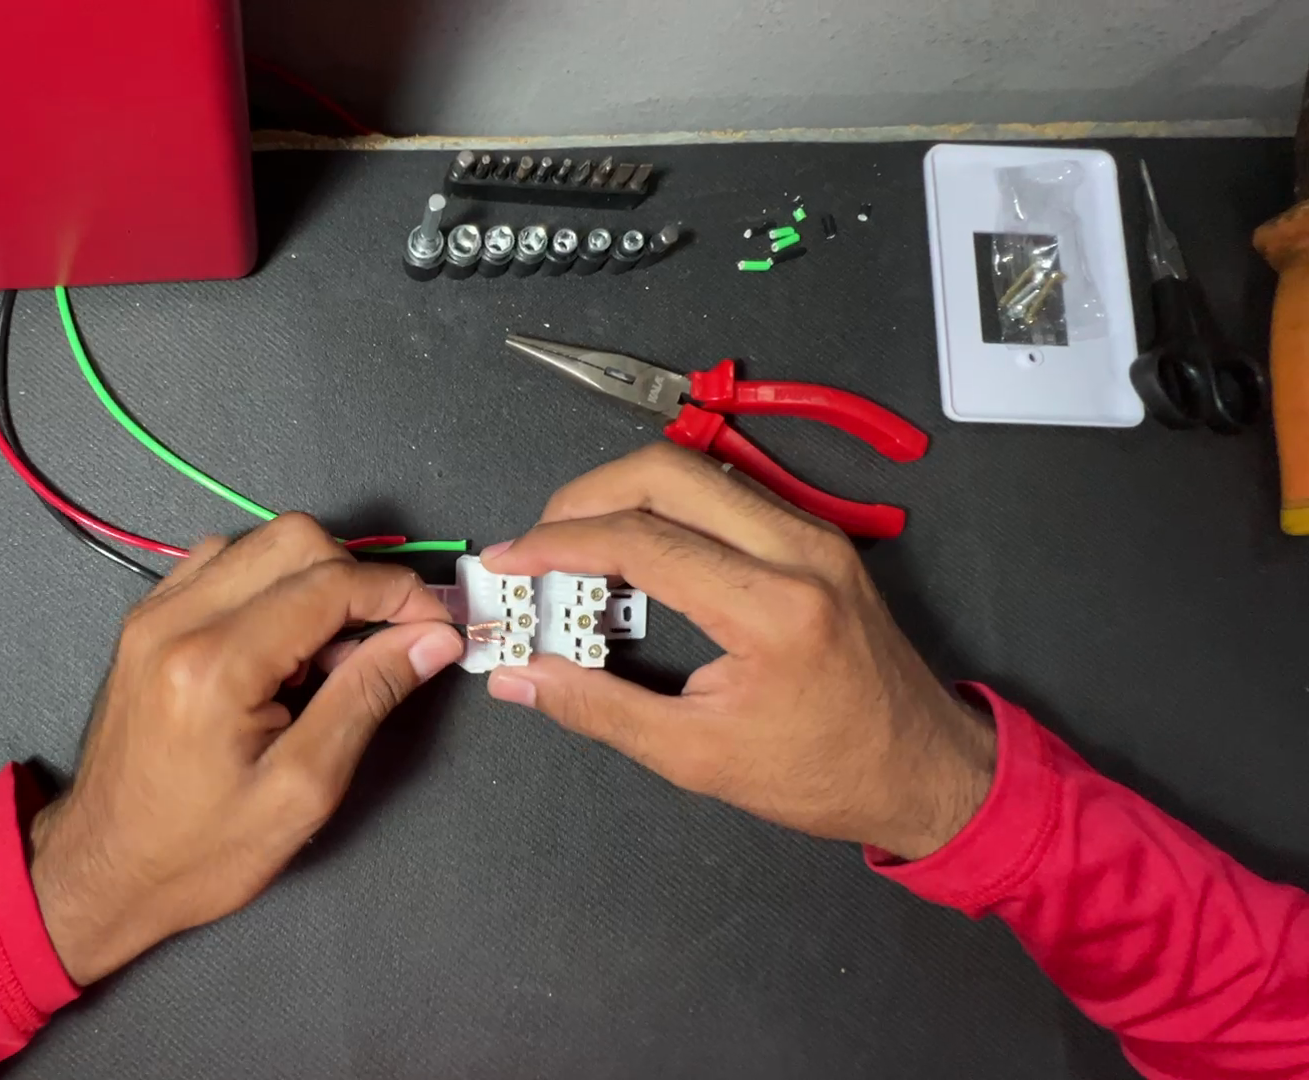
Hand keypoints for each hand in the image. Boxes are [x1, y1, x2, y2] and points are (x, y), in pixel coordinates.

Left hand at [29, 514, 464, 984]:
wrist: (101, 869)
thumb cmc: (202, 850)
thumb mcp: (303, 789)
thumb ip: (368, 695)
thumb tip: (432, 637)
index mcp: (215, 664)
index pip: (328, 584)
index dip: (398, 593)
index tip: (435, 623)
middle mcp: (177, 616)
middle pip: (294, 538)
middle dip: (357, 576)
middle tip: (381, 639)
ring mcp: (154, 609)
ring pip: (260, 541)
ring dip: (313, 577)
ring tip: (326, 650)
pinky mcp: (147, 617)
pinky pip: (225, 561)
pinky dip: (271, 582)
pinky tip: (280, 638)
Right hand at [482, 444, 995, 860]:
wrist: (930, 771)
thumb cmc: (820, 772)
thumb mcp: (694, 756)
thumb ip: (595, 708)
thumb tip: (517, 677)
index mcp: (772, 609)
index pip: (640, 541)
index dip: (557, 544)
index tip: (510, 559)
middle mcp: (797, 550)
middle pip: (663, 472)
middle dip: (581, 497)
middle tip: (538, 541)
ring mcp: (809, 532)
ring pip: (690, 466)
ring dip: (616, 490)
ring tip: (572, 538)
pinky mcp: (809, 533)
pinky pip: (716, 486)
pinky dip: (655, 499)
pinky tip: (629, 538)